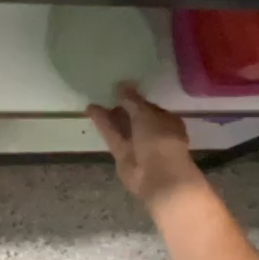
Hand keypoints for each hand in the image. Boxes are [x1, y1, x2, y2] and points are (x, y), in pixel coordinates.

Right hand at [87, 84, 206, 207]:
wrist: (158, 175)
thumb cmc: (160, 138)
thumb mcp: (146, 113)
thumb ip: (132, 100)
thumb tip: (122, 84)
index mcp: (167, 122)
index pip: (150, 108)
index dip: (137, 99)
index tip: (122, 89)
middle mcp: (154, 134)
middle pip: (135, 119)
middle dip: (122, 108)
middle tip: (107, 94)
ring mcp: (138, 146)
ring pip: (122, 128)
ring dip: (110, 115)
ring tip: (95, 100)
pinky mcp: (123, 155)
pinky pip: (113, 136)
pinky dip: (103, 124)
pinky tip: (91, 110)